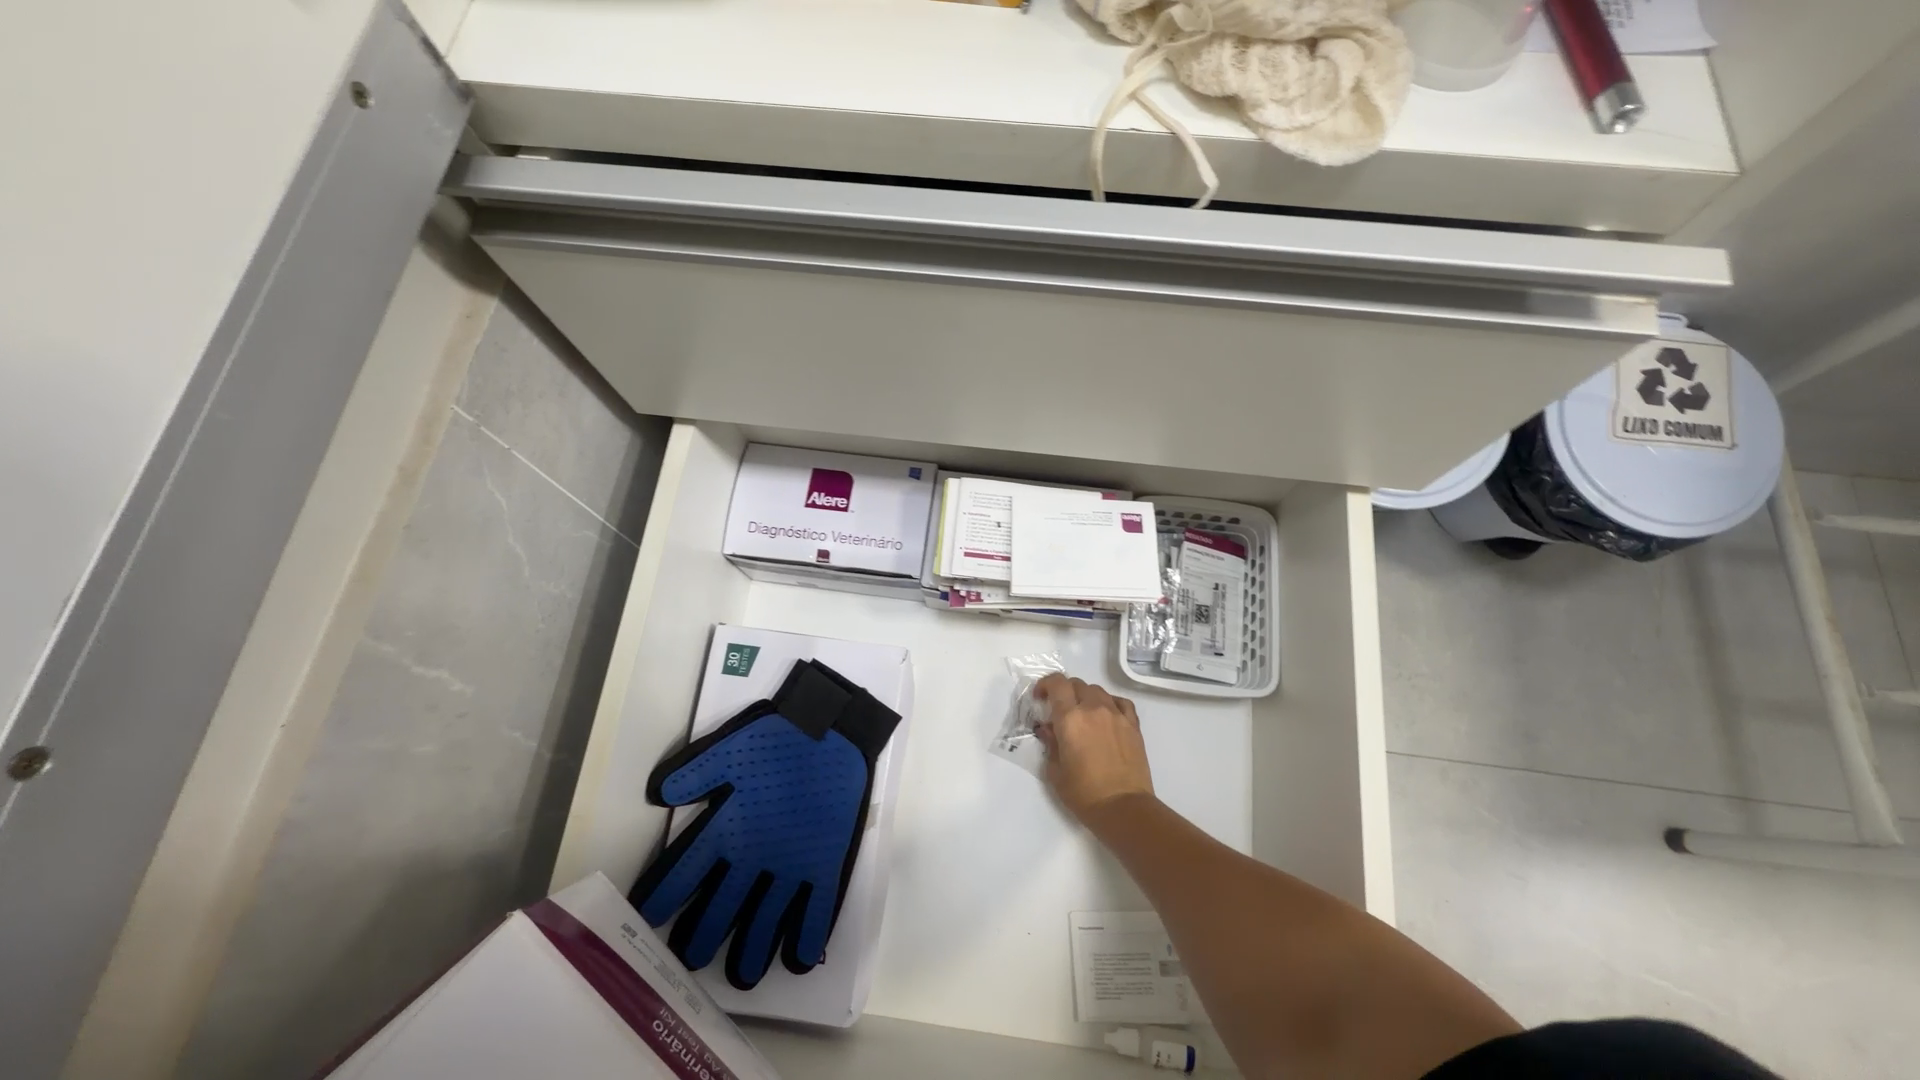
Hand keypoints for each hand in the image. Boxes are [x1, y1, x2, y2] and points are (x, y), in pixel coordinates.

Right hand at [1033, 673, 1153, 824]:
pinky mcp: (1133, 726)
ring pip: (1098, 691)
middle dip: (1064, 692)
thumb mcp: (1055, 771)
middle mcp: (1094, 709)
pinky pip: (1121, 703)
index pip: (1057, 684)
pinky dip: (1110, 703)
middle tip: (1059, 710)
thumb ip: (1051, 744)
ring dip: (1086, 698)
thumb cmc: (1084, 793)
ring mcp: (1117, 715)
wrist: (1123, 807)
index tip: (1040, 698)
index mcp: (1071, 718)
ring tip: (1083, 715)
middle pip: (1077, 684)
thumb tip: (1049, 730)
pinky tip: (1107, 716)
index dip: (1045, 684)